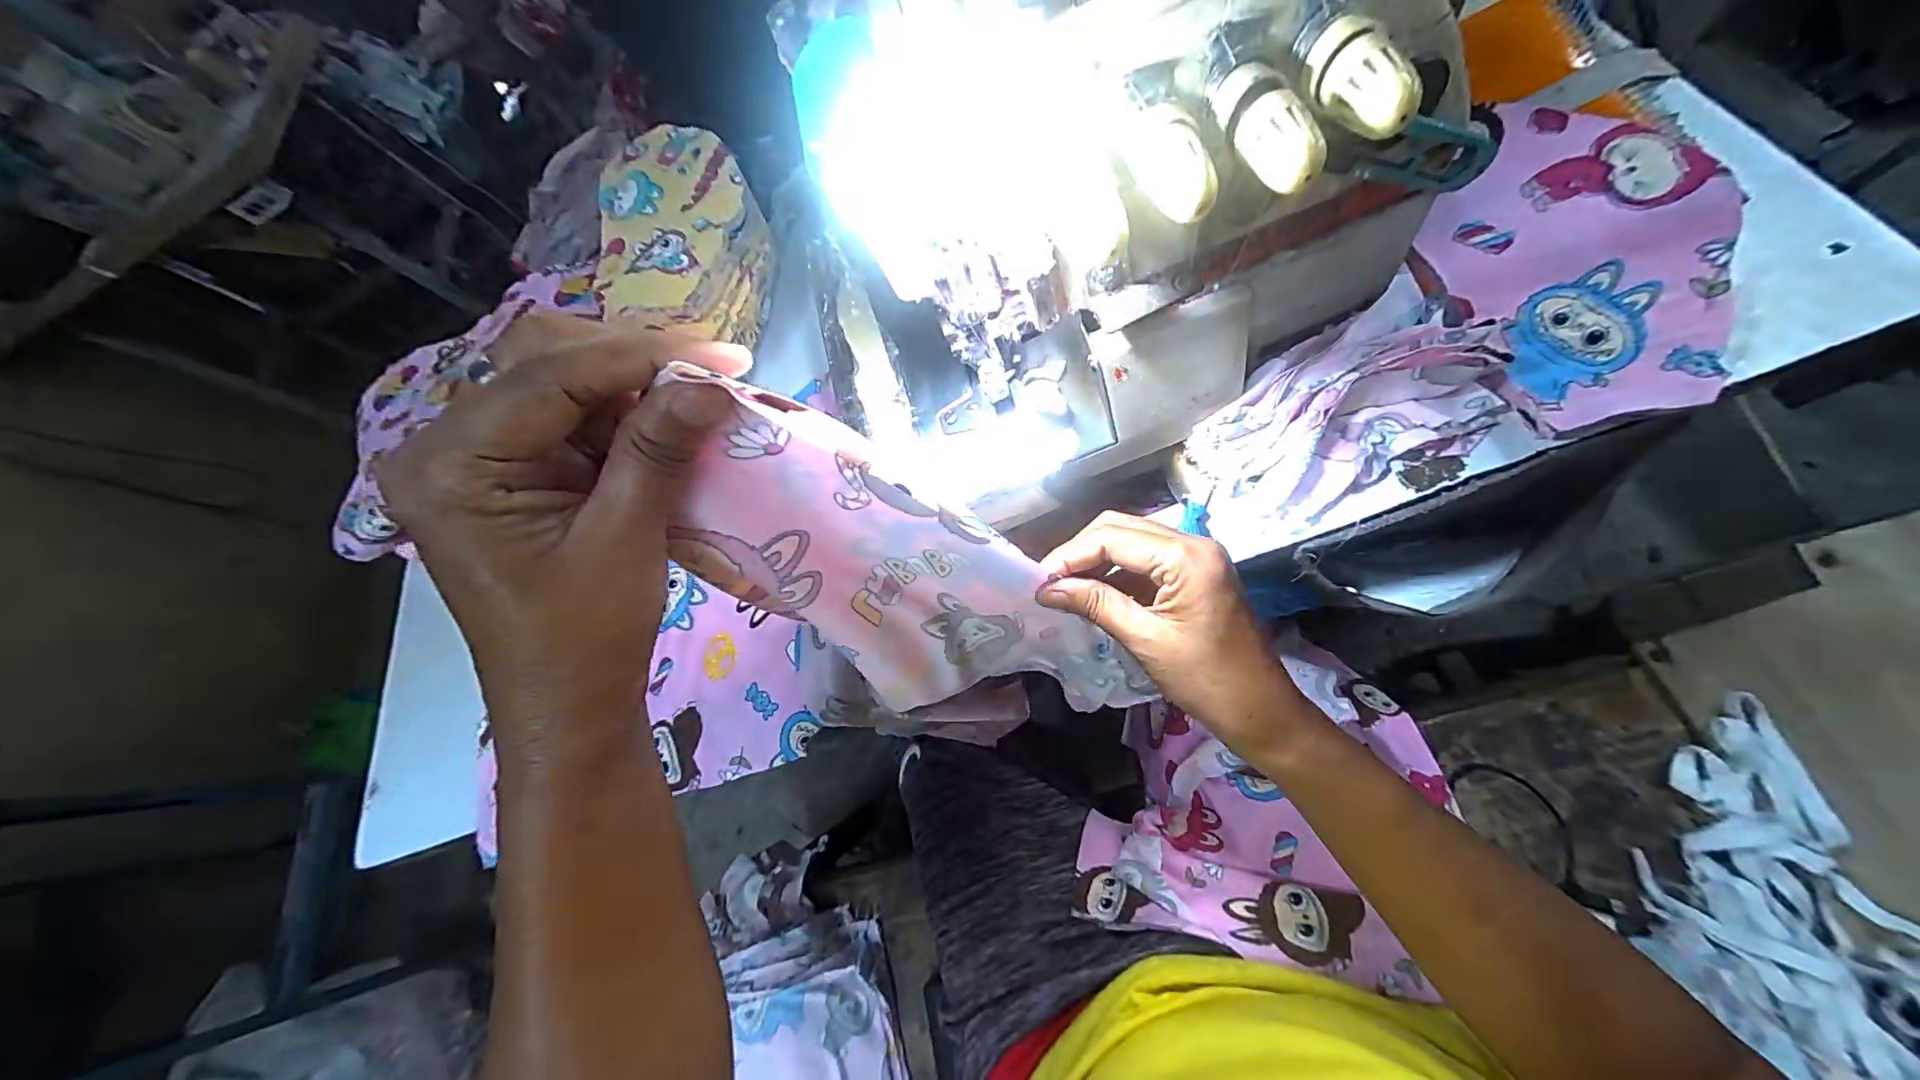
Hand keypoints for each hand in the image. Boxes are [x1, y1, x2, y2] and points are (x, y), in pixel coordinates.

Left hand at [376, 312, 748, 768]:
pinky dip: (628, 414)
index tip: (719, 354)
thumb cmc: (585, 635)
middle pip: (543, 363)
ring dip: (636, 384)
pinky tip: (671, 418)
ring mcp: (481, 457)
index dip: (640, 357)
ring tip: (701, 391)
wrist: (568, 698)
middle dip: (633, 360)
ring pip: (563, 382)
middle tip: (712, 369)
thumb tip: (710, 384)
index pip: (548, 379)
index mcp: (452, 466)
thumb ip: (657, 452)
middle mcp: (450, 446)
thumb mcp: (625, 539)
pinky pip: (573, 418)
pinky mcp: (516, 471)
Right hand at [1033, 512, 1324, 756]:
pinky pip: (1146, 559)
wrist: (1260, 709)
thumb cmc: (1206, 680)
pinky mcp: (1194, 573)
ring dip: (1096, 560)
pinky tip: (1093, 591)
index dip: (1069, 556)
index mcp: (1186, 557)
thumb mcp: (1145, 640)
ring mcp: (1196, 556)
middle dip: (1080, 552)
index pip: (1112, 537)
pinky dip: (1117, 571)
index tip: (1038, 581)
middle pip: (1120, 528)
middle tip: (1049, 582)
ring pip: (1131, 540)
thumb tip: (1047, 589)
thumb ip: (1096, 604)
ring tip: (1064, 587)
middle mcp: (1193, 544)